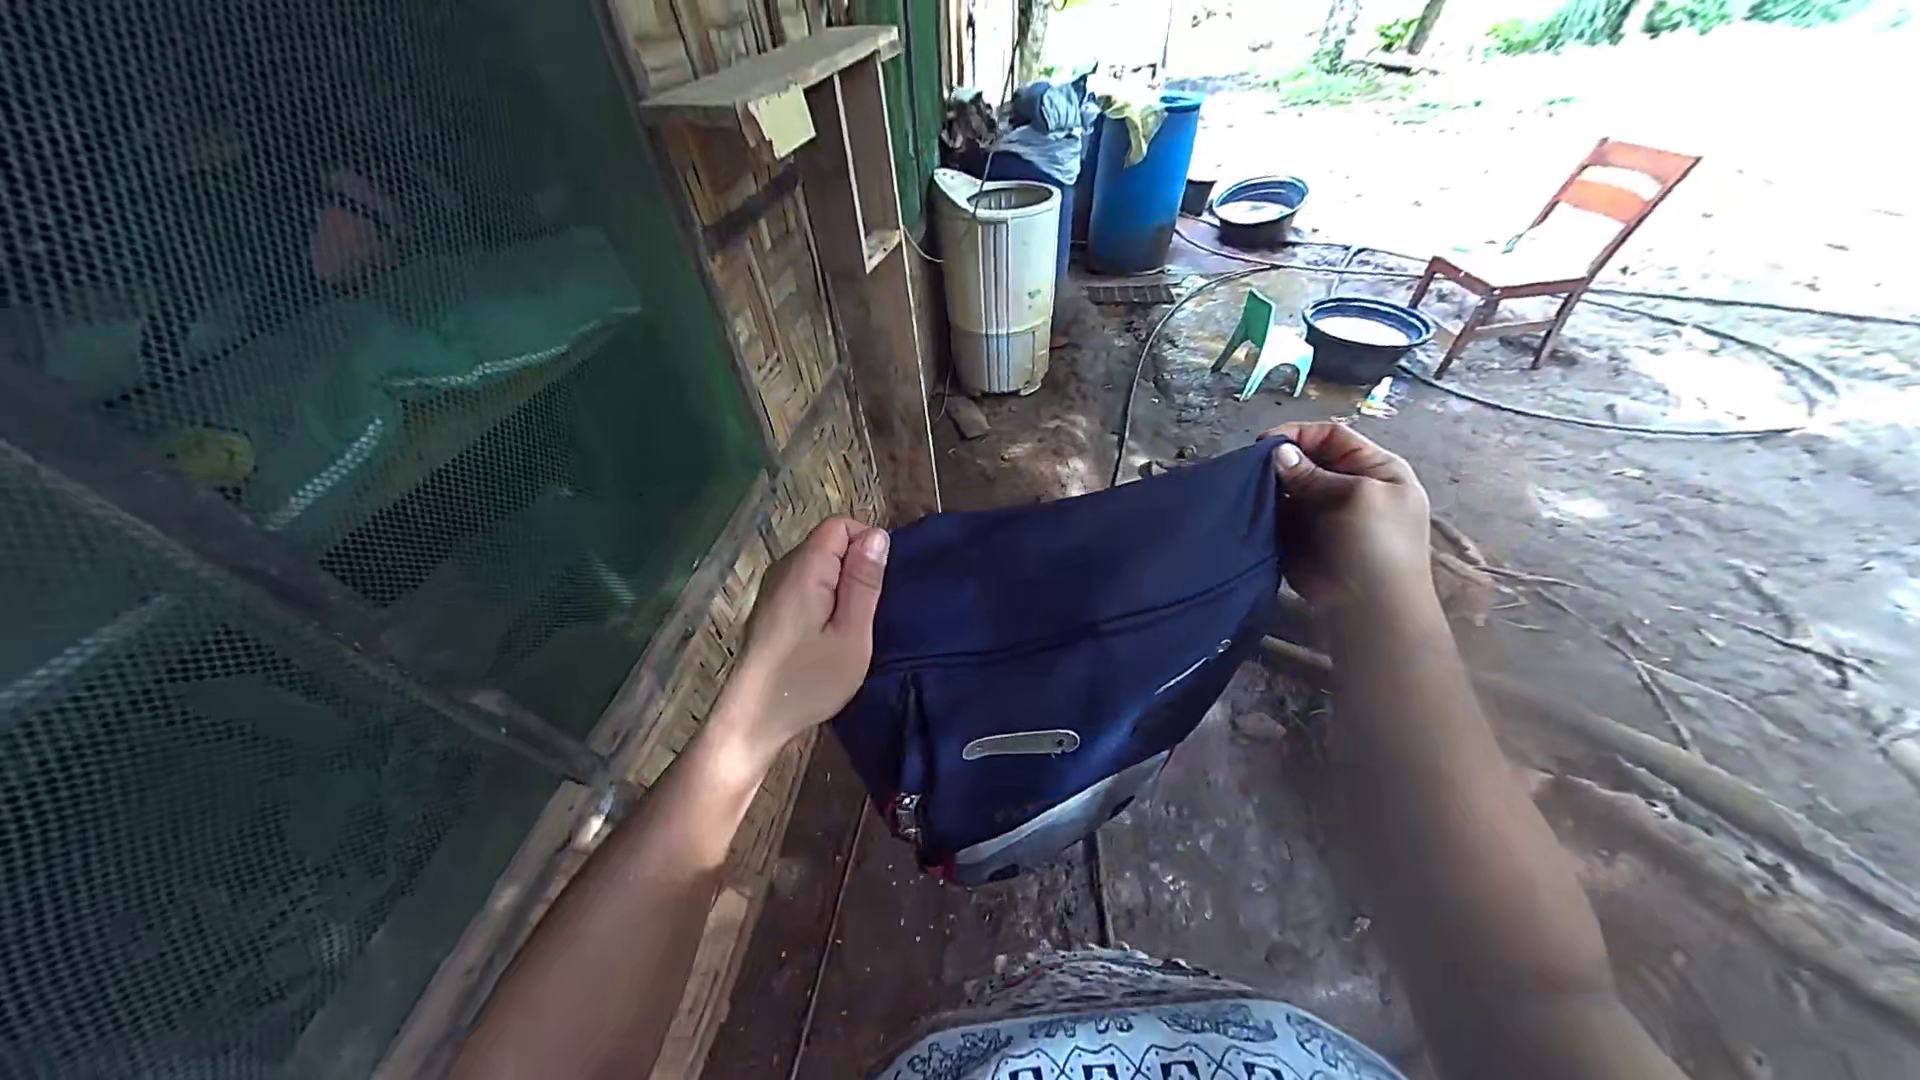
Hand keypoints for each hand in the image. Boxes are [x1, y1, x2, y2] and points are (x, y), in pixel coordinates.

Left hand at [713, 516, 888, 763]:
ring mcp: (773, 588)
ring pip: (818, 564)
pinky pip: (806, 583)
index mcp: (804, 568)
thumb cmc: (808, 680)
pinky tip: (829, 634)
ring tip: (852, 627)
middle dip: (856, 567)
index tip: (878, 587)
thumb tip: (878, 535)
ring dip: (842, 586)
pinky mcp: (770, 608)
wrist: (752, 720)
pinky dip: (825, 598)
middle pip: (828, 542)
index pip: (840, 525)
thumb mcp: (852, 635)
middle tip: (867, 614)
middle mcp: (783, 568)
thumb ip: (864, 582)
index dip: (867, 545)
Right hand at [1263, 422, 1432, 608]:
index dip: (1299, 434)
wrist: (1371, 607)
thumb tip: (1278, 452)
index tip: (1264, 443)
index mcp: (1373, 469)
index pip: (1331, 436)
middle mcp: (1345, 486)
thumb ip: (1314, 474)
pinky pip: (1276, 515)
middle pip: (1305, 460)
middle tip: (1252, 468)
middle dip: (1279, 462)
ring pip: (1286, 488)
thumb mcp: (1356, 498)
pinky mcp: (1298, 536)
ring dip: (1268, 487)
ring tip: (1247, 489)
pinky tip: (1248, 510)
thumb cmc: (1376, 545)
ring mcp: (1320, 513)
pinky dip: (1262, 511)